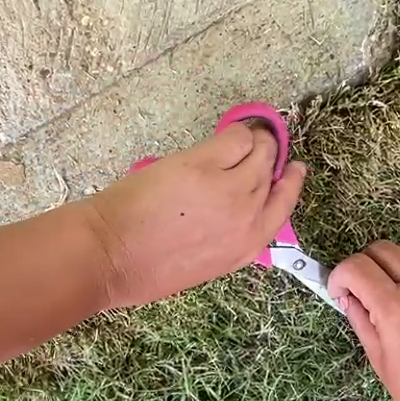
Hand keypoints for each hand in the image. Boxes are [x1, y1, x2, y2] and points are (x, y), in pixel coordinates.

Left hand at [77, 122, 305, 307]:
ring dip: (254, 140)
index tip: (290, 169)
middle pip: (272, 174)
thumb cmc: (143, 269)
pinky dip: (235, 132)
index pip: (283, 206)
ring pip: (260, 150)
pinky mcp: (204, 165)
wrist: (109, 256)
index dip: (287, 182)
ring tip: (239, 137)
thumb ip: (226, 238)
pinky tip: (225, 134)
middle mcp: (246, 218)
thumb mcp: (203, 265)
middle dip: (267, 156)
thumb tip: (231, 210)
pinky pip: (236, 137)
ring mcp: (229, 189)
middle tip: (255, 144)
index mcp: (246, 248)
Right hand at [328, 241, 399, 400]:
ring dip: (390, 261)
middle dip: (363, 264)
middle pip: (382, 249)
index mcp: (394, 309)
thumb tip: (348, 296)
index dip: (339, 275)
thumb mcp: (379, 359)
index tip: (338, 291)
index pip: (356, 267)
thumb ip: (360, 320)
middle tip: (359, 289)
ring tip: (386, 288)